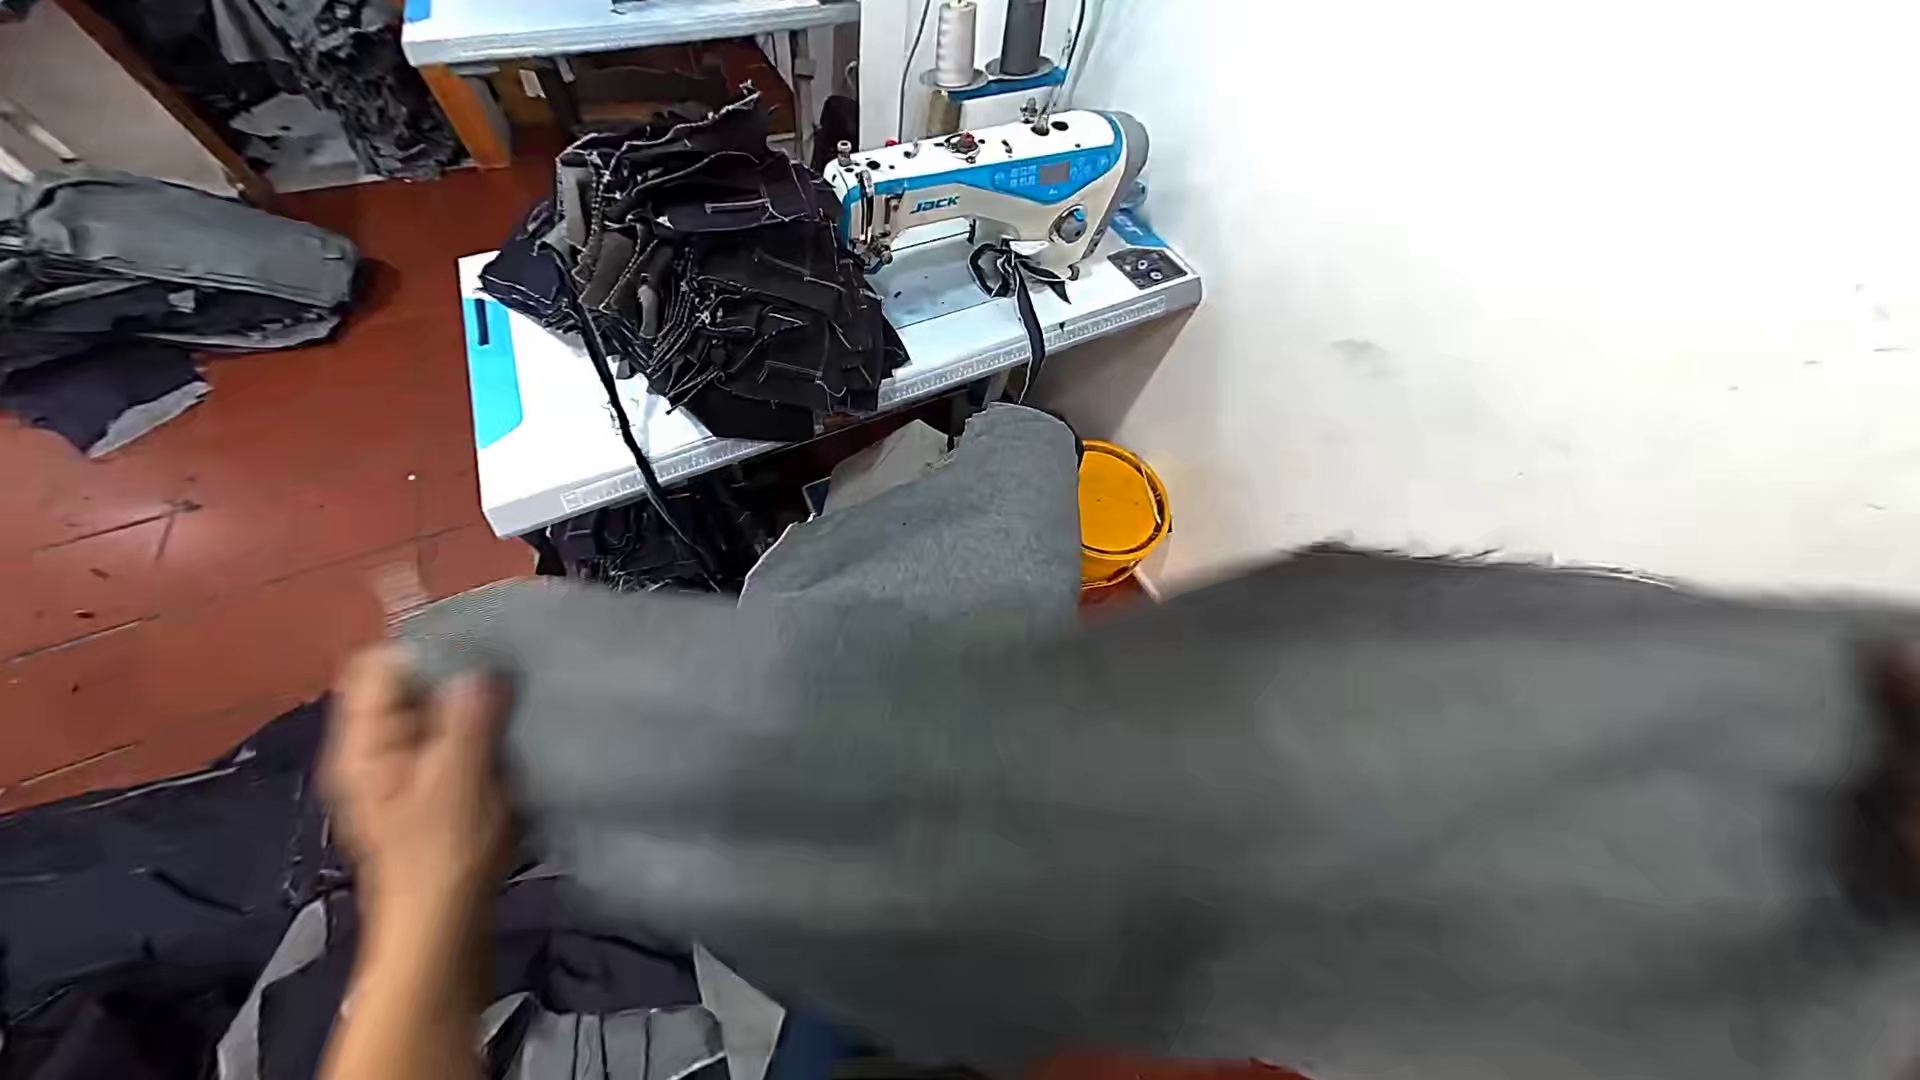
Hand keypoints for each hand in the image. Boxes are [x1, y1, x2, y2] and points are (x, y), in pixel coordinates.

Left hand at [324, 644, 512, 934]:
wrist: (444, 915)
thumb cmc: (446, 851)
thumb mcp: (458, 784)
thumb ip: (466, 724)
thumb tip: (479, 670)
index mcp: (366, 746)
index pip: (378, 669)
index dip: (425, 651)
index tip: (481, 649)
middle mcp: (377, 745)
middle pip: (408, 682)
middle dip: (456, 670)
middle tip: (508, 670)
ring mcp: (404, 760)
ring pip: (435, 702)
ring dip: (473, 695)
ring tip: (516, 692)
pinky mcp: (433, 772)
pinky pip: (453, 725)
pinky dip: (479, 717)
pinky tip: (511, 721)